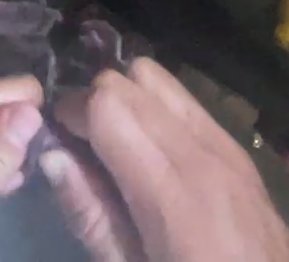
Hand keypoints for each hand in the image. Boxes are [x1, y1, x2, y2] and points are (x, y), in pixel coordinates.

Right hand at [41, 58, 288, 261]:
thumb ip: (90, 214)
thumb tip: (50, 153)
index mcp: (176, 192)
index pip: (107, 101)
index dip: (71, 113)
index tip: (60, 144)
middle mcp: (204, 153)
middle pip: (128, 78)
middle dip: (93, 100)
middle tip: (83, 147)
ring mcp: (226, 144)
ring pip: (155, 75)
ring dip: (125, 97)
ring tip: (116, 143)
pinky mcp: (238, 148)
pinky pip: (181, 98)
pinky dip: (152, 106)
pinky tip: (150, 150)